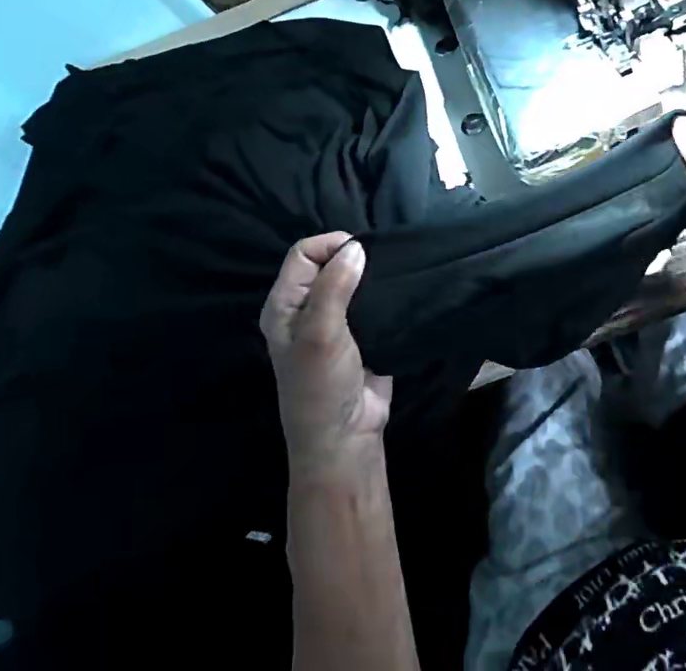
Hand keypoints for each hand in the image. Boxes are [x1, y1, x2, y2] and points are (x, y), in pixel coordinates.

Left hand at [260, 233, 390, 483]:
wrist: (346, 438)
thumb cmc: (321, 386)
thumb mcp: (320, 334)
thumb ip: (334, 287)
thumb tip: (356, 247)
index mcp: (285, 304)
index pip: (303, 253)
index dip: (330, 246)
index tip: (361, 252)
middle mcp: (307, 307)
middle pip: (328, 262)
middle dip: (352, 256)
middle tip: (380, 264)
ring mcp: (336, 320)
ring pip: (352, 280)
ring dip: (371, 274)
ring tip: (393, 273)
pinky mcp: (363, 332)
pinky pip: (372, 301)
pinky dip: (384, 292)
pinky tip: (400, 288)